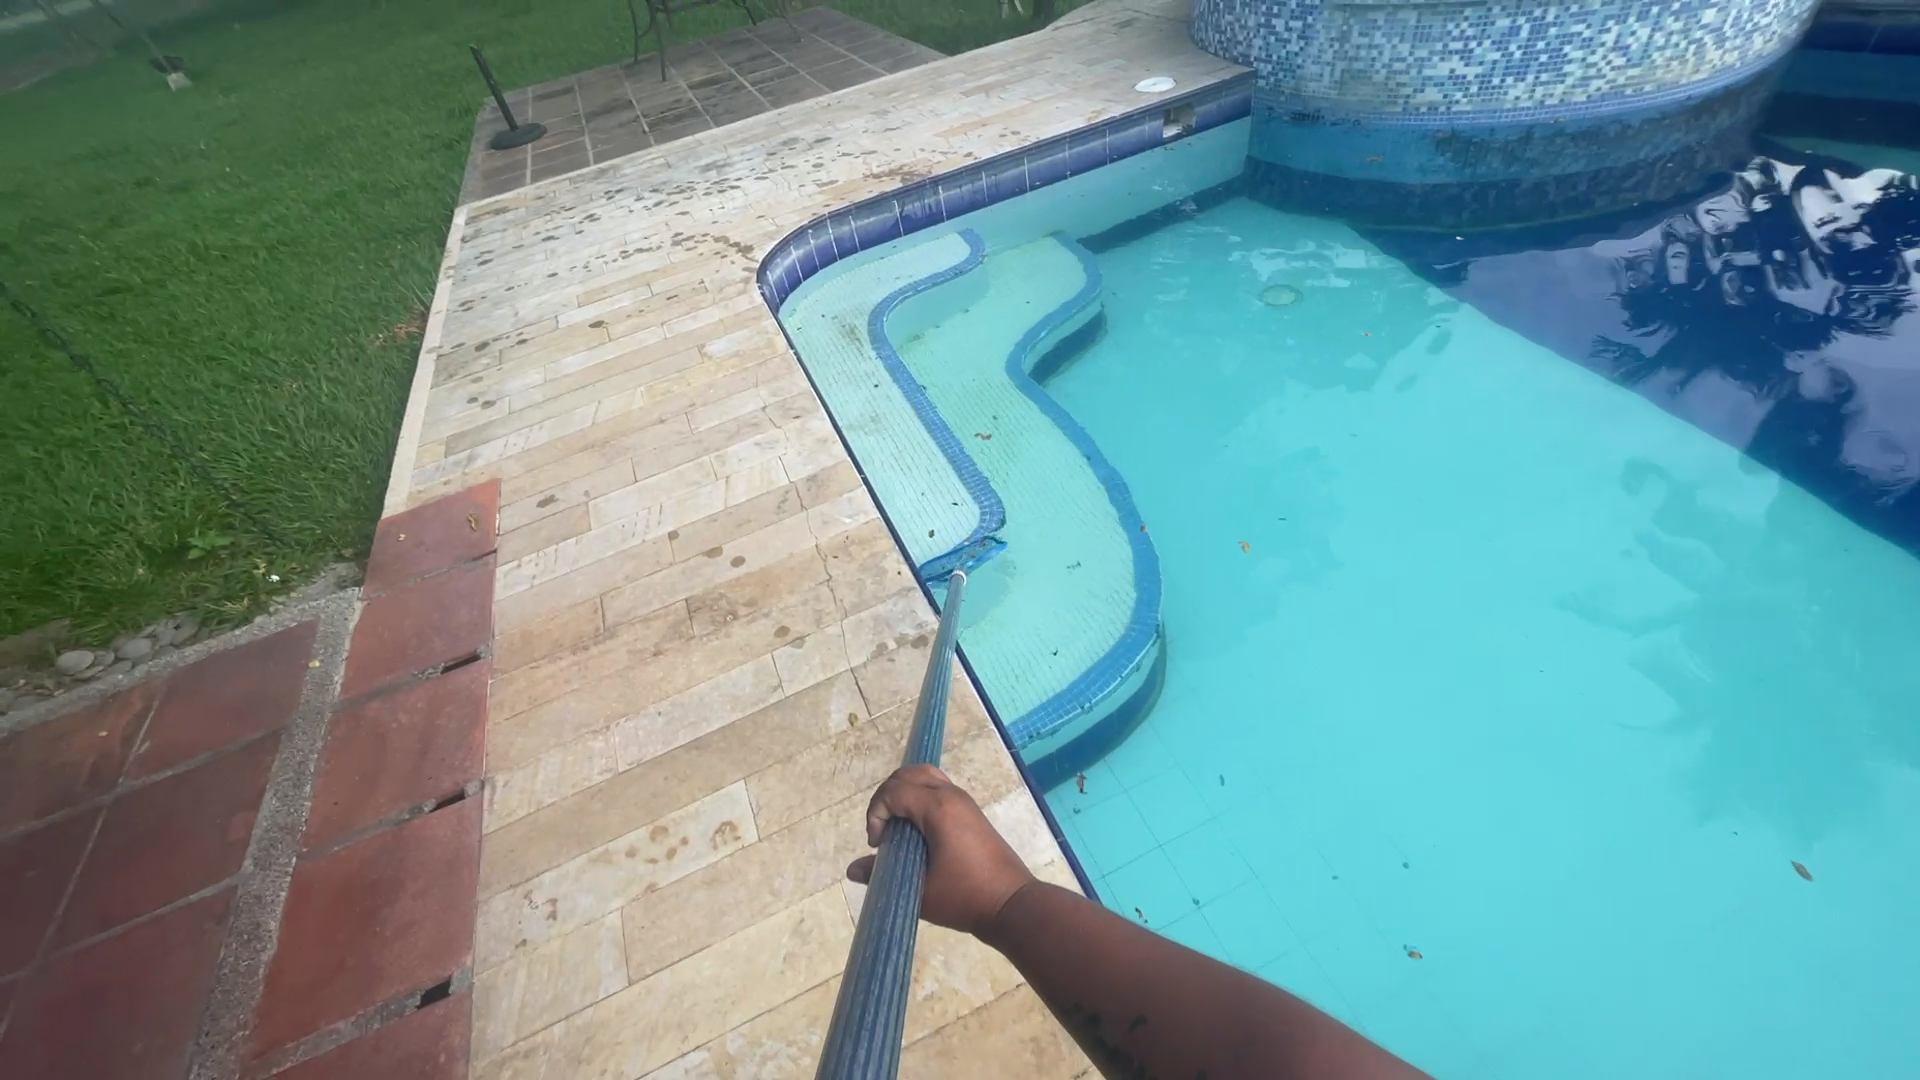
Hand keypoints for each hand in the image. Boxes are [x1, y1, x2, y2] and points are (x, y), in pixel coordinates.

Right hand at [848, 765, 1035, 936]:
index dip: (876, 812)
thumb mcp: (918, 890)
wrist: (1010, 904)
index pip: (894, 790)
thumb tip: (852, 869)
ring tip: (897, 825)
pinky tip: (917, 828)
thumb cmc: (964, 897)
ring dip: (904, 793)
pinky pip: (938, 787)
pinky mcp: (970, 810)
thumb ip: (882, 874)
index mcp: (938, 807)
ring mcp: (963, 800)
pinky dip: (920, 796)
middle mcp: (951, 795)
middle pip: (909, 774)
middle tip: (882, 831)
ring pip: (925, 775)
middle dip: (887, 797)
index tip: (877, 844)